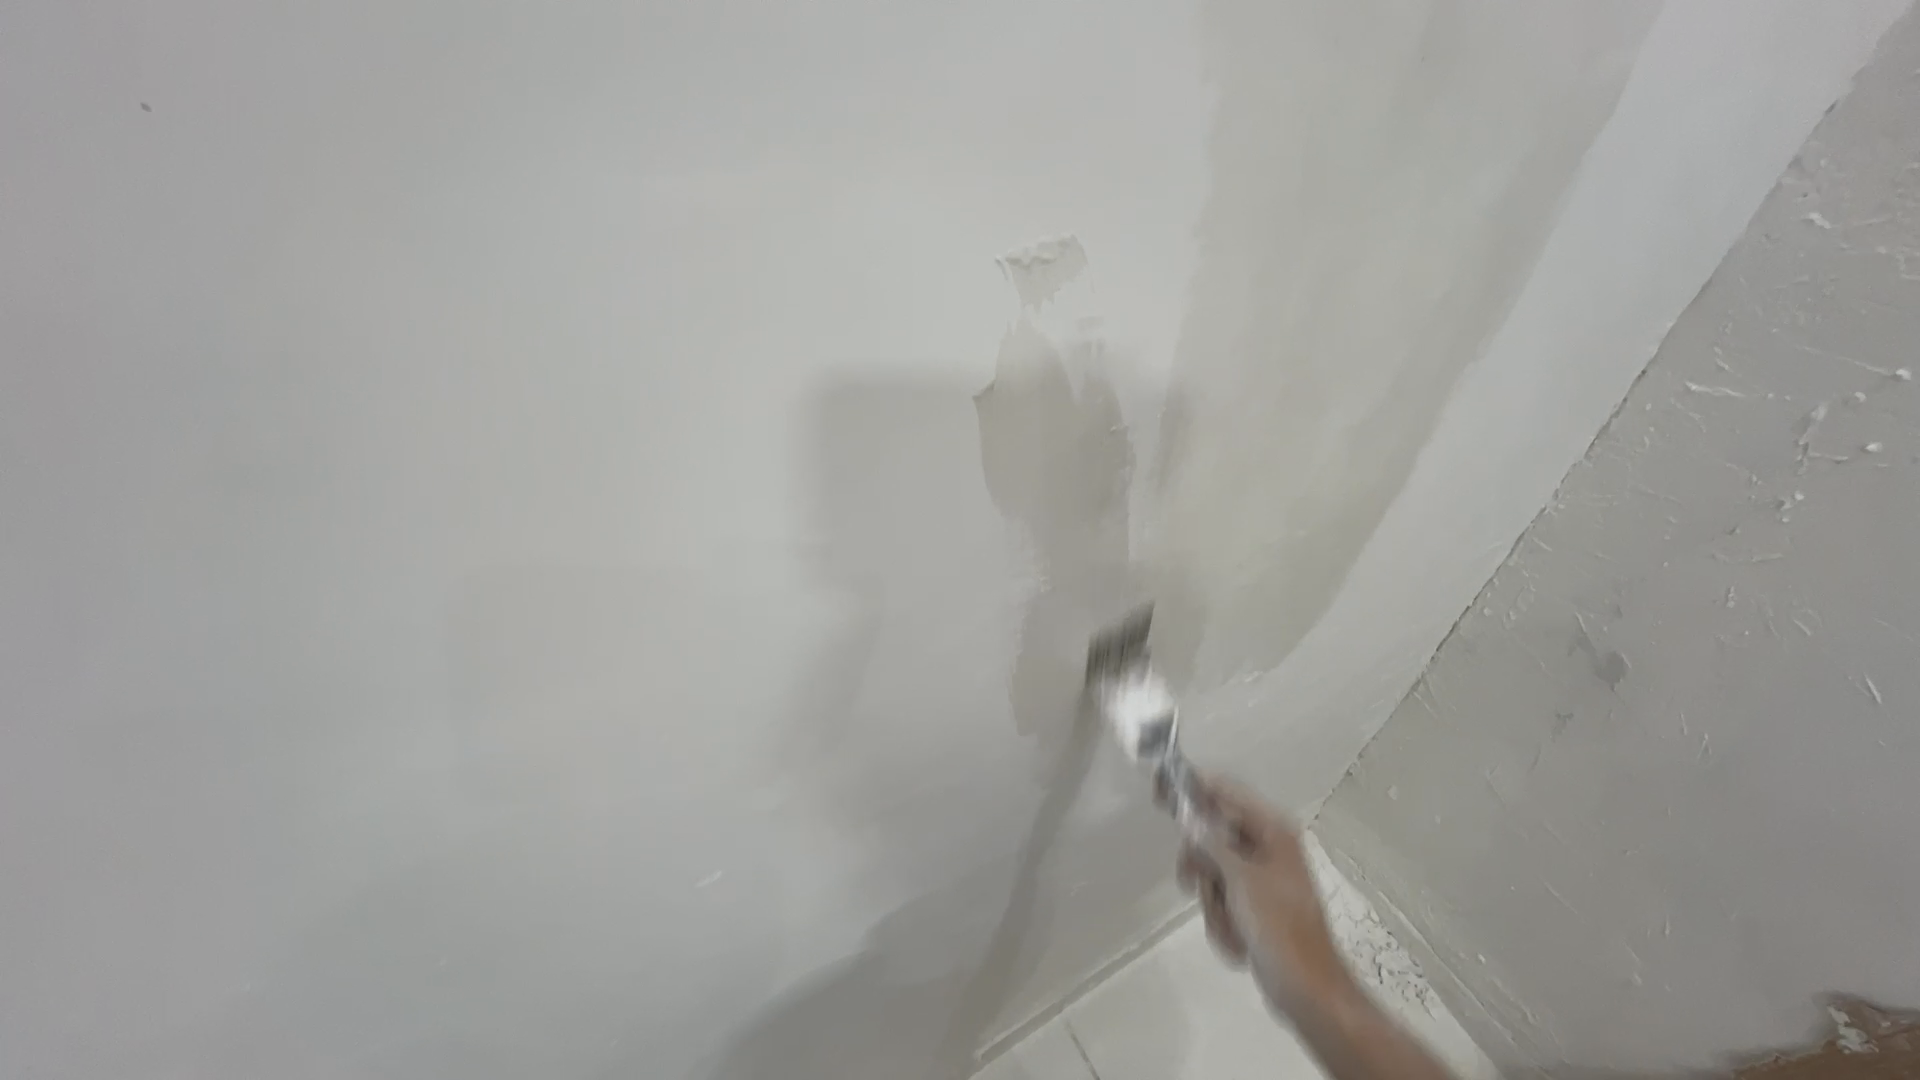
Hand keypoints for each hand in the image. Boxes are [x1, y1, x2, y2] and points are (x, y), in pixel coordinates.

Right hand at [1173, 774, 1353, 1014]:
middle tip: (1191, 880)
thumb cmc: (1279, 927)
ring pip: (1211, 868)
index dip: (1192, 788)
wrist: (1307, 990)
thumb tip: (1188, 814)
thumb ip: (1210, 842)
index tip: (1159, 792)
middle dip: (1201, 863)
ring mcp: (1259, 876)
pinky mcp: (1253, 903)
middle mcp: (1266, 845)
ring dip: (1212, 898)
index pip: (1224, 791)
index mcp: (1272, 829)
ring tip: (1228, 922)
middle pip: (1212, 833)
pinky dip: (1221, 915)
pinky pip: (1220, 895)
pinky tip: (1236, 938)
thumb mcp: (1240, 879)